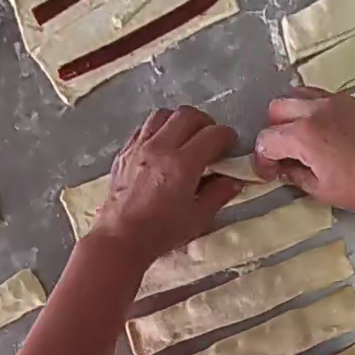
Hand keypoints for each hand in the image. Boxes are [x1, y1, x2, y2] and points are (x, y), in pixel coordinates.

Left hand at [90, 106, 244, 265]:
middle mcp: (160, 149)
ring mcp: (139, 148)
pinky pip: (143, 128)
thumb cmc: (160, 232)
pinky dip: (157, 130)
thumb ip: (219, 194)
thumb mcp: (198, 218)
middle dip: (205, 123)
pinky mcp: (124, 153)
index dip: (227, 137)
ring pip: (163, 115)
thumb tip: (234, 180)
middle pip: (188, 115)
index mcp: (182, 165)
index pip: (213, 135)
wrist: (120, 239)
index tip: (230, 145)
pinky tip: (162, 146)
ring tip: (185, 138)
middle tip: (210, 139)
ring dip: (179, 121)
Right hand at [253, 88, 354, 212]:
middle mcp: (315, 110)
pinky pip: (319, 97)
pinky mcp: (350, 100)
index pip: (265, 140)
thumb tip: (282, 169)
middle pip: (276, 109)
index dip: (263, 160)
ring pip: (296, 95)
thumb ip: (295, 175)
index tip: (271, 174)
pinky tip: (322, 135)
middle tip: (284, 156)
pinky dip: (311, 111)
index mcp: (304, 134)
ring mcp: (334, 100)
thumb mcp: (321, 190)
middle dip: (273, 133)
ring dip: (290, 117)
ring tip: (301, 142)